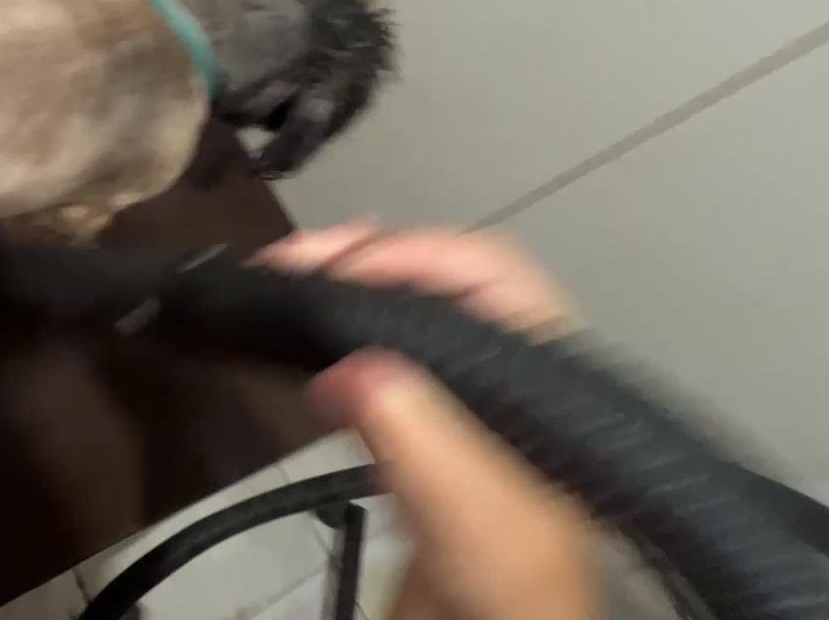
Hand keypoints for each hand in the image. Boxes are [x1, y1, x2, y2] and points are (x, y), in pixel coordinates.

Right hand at [263, 224, 593, 619]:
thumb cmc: (500, 576)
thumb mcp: (467, 512)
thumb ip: (415, 435)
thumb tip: (348, 367)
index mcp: (539, 370)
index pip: (488, 271)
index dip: (412, 252)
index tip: (336, 269)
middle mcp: (502, 359)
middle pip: (436, 271)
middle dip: (361, 254)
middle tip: (292, 260)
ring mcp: (459, 377)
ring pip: (401, 294)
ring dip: (342, 277)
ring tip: (288, 273)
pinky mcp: (418, 399)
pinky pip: (376, 332)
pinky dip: (335, 314)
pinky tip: (304, 319)